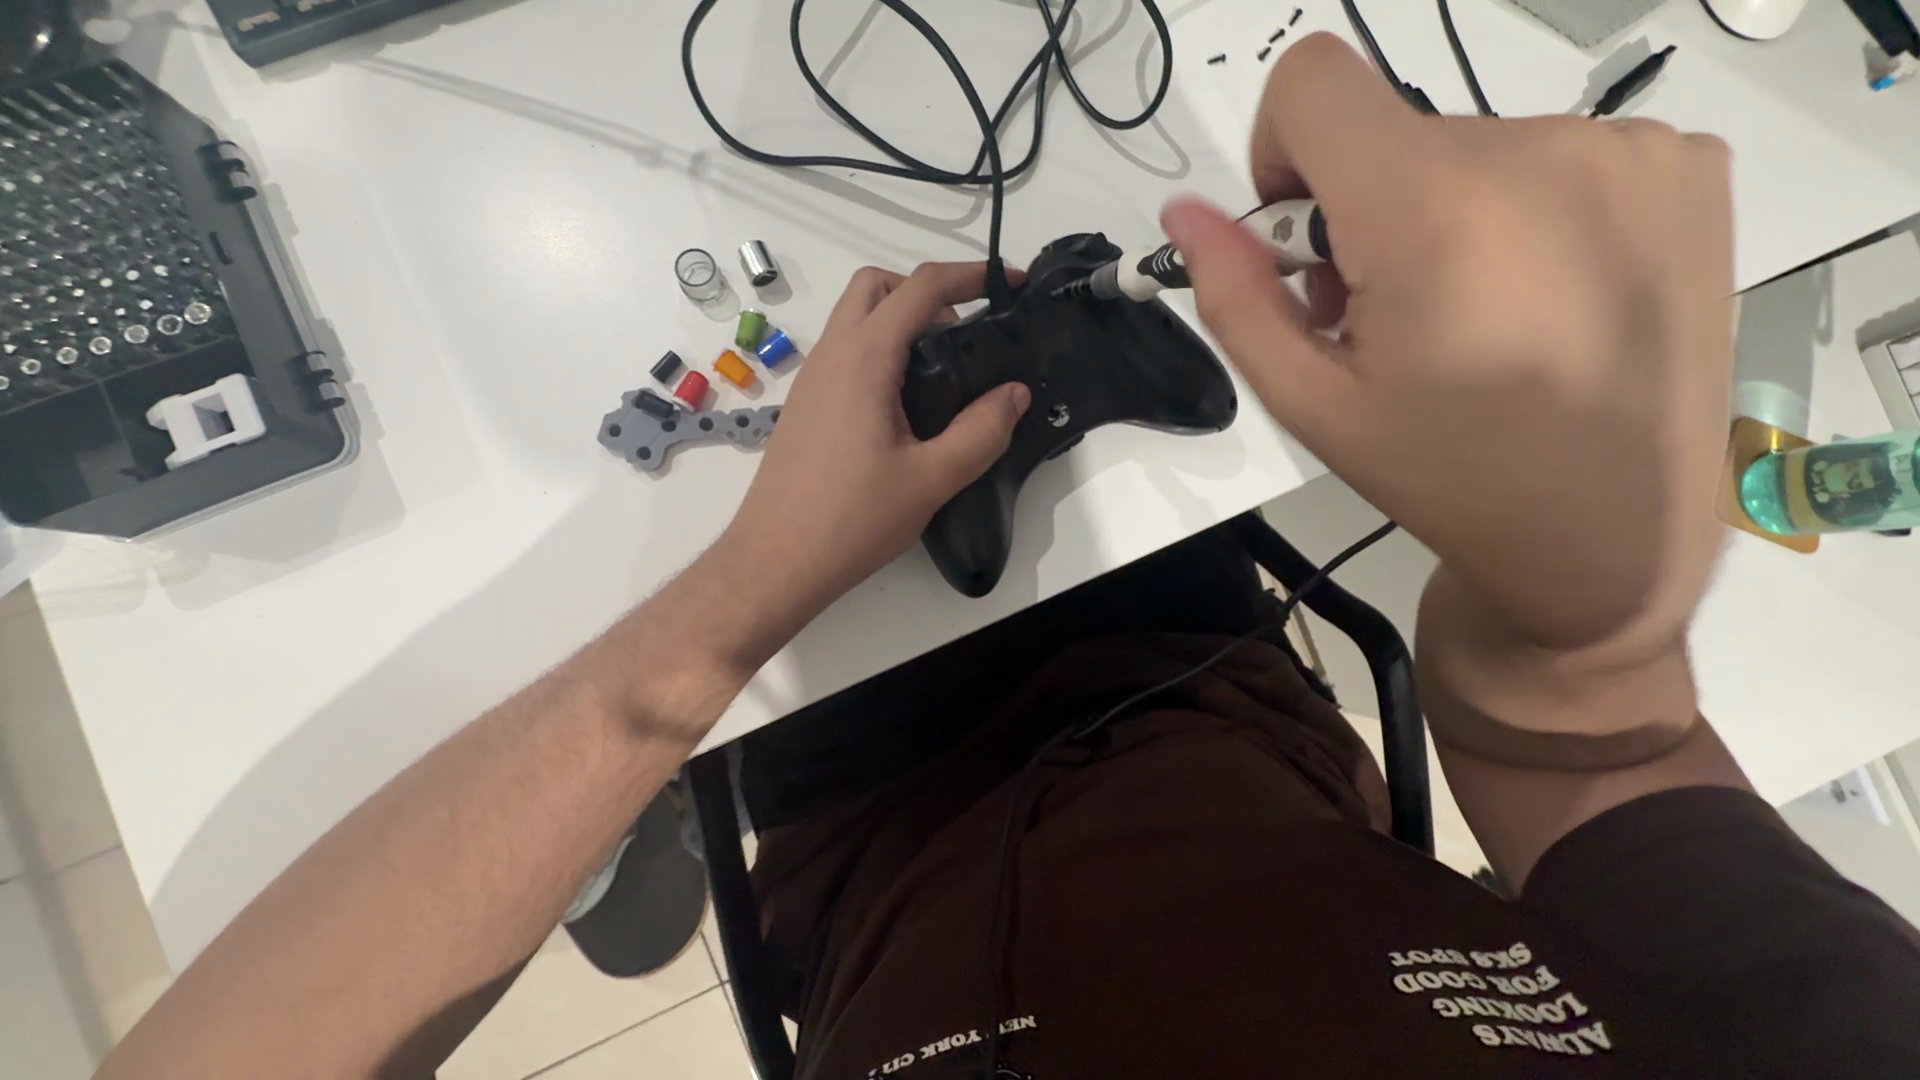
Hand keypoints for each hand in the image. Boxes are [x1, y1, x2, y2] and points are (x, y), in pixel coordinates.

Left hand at [712, 262, 1030, 641]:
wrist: (775, 561)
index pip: (921, 288)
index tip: (1009, 284)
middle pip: (876, 286)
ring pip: (855, 319)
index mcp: (865, 360)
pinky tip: (904, 406)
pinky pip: (844, 353)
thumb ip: (981, 431)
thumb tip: (1015, 393)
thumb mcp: (932, 478)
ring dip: (899, 321)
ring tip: (942, 372)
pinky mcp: (805, 406)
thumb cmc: (852, 520)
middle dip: (925, 290)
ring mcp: (811, 380)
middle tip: (964, 333)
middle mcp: (831, 356)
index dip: (971, 275)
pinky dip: (879, 351)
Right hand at [1166, 35, 1733, 736]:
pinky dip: (1520, 216)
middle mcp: (1538, 147)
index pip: (1312, 81)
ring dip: (1442, 219)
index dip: (1280, 149)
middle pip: (1391, 134)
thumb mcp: (1309, 401)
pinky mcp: (1690, 164)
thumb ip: (1235, 296)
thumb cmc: (1443, 473)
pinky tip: (1537, 300)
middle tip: (1388, 320)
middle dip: (1363, 215)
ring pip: (1469, 150)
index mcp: (1431, 207)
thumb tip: (1185, 211)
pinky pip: (1553, 156)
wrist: (1609, 532)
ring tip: (1467, 321)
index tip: (1304, 236)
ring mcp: (1628, 149)